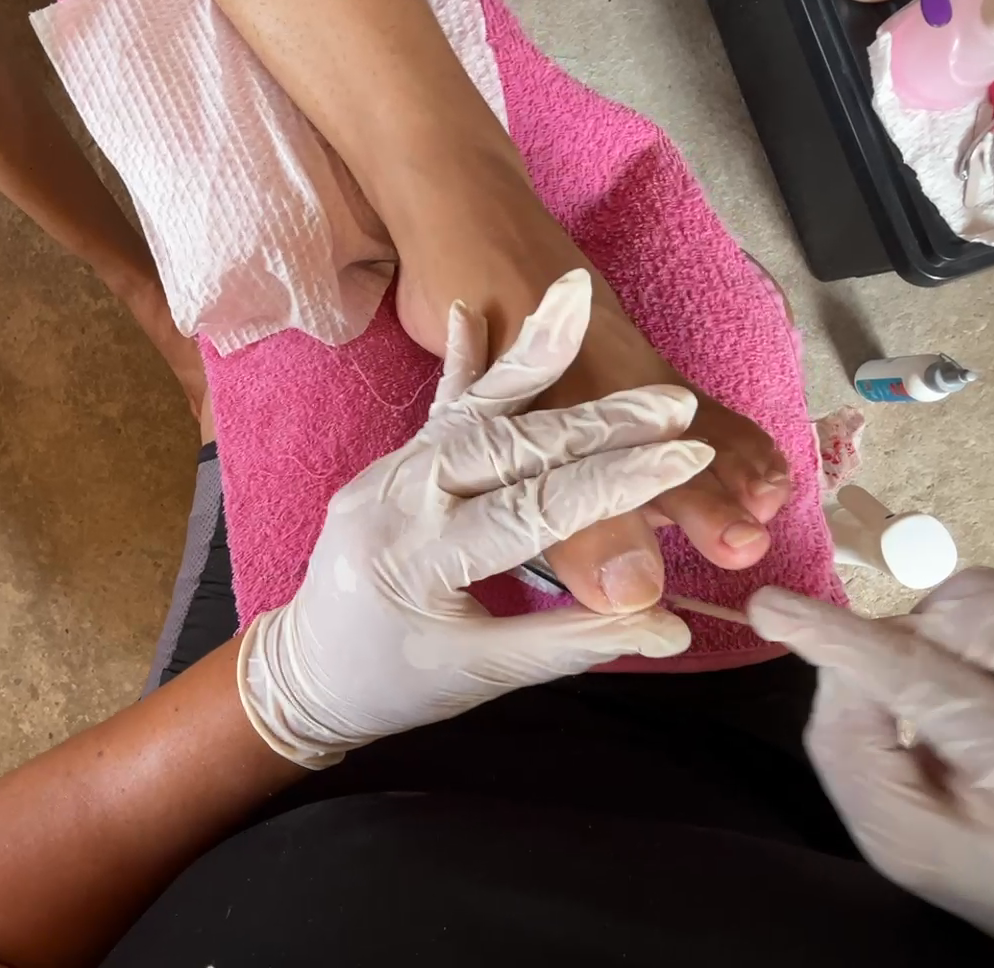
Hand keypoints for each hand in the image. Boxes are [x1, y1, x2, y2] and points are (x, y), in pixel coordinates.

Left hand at [239, 271, 714, 768]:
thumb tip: (673, 622)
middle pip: (506, 447)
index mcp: (419, 559)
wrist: (307, 670)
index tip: (686, 456)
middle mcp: (397, 500)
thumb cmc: (393, 685)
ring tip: (576, 308)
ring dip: (528, 362)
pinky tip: (467, 312)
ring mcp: (385, 475)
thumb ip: (574, 641)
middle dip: (594, 422)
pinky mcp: (386, 467)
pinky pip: (431, 414)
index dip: (615, 484)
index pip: (534, 509)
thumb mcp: (483, 673)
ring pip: (468, 413)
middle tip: (669, 402)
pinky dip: (458, 367)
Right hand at [749, 570, 993, 962]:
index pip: (939, 692)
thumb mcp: (892, 827)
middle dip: (944, 623)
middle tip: (902, 654)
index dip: (847, 642)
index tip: (771, 608)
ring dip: (966, 622)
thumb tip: (835, 647)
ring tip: (953, 676)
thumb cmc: (976, 863)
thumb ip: (851, 733)